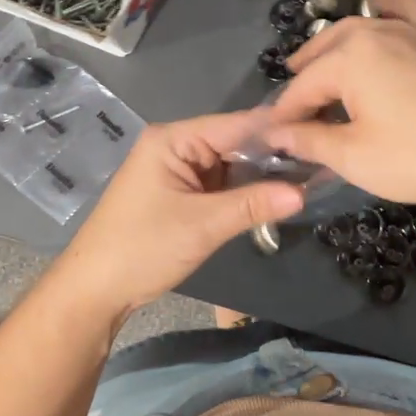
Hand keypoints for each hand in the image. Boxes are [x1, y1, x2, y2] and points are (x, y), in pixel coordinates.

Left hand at [49, 110, 303, 319]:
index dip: (277, 130)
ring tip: (309, 177)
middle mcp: (175, 146)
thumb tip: (305, 192)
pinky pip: (220, 184)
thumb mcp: (203, 226)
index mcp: (173, 139)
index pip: (236, 125)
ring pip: (230, 165)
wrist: (94, 291)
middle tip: (321, 161)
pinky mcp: (180, 193)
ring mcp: (177, 170)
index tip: (320, 134)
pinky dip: (244, 191)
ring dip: (261, 175)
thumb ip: (254, 204)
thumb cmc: (142, 248)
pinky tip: (276, 196)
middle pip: (235, 142)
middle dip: (273, 155)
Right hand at [263, 0, 415, 217]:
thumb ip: (309, 140)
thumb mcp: (355, 157)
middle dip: (305, 77)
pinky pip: (406, 13)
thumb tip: (274, 134)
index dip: (285, 114)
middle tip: (292, 109)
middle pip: (327, 50)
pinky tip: (379, 12)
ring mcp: (413, 31)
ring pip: (361, 29)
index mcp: (351, 57)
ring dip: (334, 48)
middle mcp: (378, 32)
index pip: (303, 86)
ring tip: (320, 69)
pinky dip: (386, 10)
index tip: (273, 137)